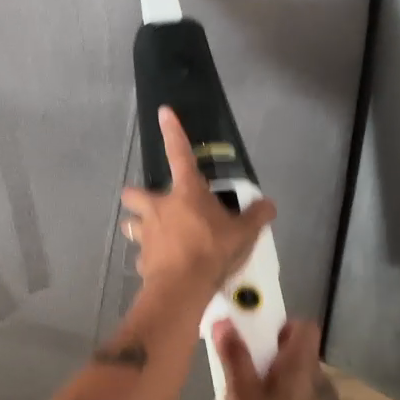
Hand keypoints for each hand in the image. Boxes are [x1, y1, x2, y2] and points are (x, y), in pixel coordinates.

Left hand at [120, 107, 275, 302]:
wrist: (182, 287)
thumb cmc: (212, 251)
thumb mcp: (244, 233)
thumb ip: (257, 216)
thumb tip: (268, 205)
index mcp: (185, 193)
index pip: (179, 154)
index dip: (172, 132)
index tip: (164, 113)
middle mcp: (158, 209)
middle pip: (134, 194)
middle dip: (137, 196)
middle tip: (151, 204)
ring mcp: (146, 234)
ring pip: (131, 224)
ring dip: (138, 226)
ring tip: (152, 235)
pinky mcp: (141, 260)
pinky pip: (143, 256)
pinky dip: (150, 259)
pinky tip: (161, 266)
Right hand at [213, 319, 363, 399]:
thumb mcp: (246, 396)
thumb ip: (235, 359)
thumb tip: (223, 321)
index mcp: (300, 363)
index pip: (303, 326)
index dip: (279, 324)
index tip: (253, 335)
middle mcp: (313, 375)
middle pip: (289, 352)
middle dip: (260, 359)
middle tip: (236, 375)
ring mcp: (317, 398)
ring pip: (286, 378)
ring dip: (263, 386)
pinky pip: (290, 399)